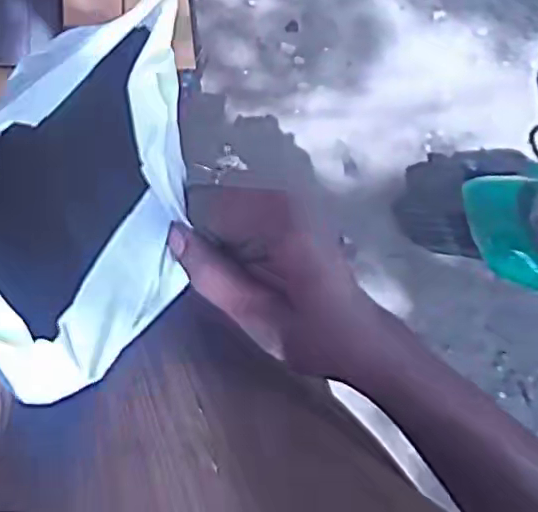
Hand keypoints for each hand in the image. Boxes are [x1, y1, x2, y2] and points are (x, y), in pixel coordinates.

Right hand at [170, 185, 405, 382]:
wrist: (365, 341)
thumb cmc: (315, 336)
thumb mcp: (254, 317)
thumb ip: (209, 274)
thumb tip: (172, 232)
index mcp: (279, 220)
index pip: (206, 208)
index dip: (196, 240)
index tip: (202, 268)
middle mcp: (283, 197)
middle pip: (214, 202)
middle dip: (208, 236)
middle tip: (227, 276)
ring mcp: (287, 197)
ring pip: (224, 204)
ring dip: (220, 236)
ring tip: (241, 272)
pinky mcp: (287, 204)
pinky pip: (239, 208)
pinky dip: (234, 233)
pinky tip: (250, 262)